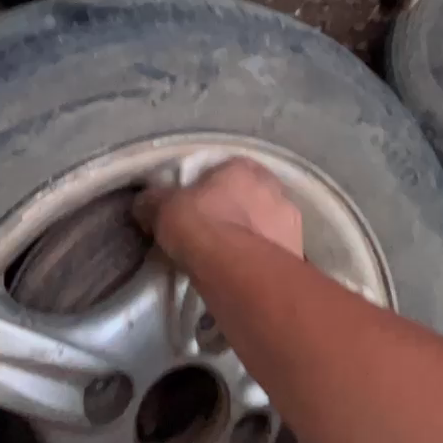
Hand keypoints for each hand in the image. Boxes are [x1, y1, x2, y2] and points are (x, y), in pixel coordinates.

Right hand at [135, 157, 303, 261]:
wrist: (239, 272)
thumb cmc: (201, 226)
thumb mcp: (164, 209)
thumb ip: (154, 202)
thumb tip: (143, 203)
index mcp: (245, 167)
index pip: (228, 170)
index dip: (211, 189)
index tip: (197, 208)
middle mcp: (275, 188)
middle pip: (251, 197)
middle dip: (237, 212)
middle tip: (215, 235)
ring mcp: (291, 222)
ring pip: (267, 226)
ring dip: (254, 237)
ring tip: (231, 260)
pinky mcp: (299, 255)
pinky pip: (276, 254)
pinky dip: (263, 261)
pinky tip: (247, 276)